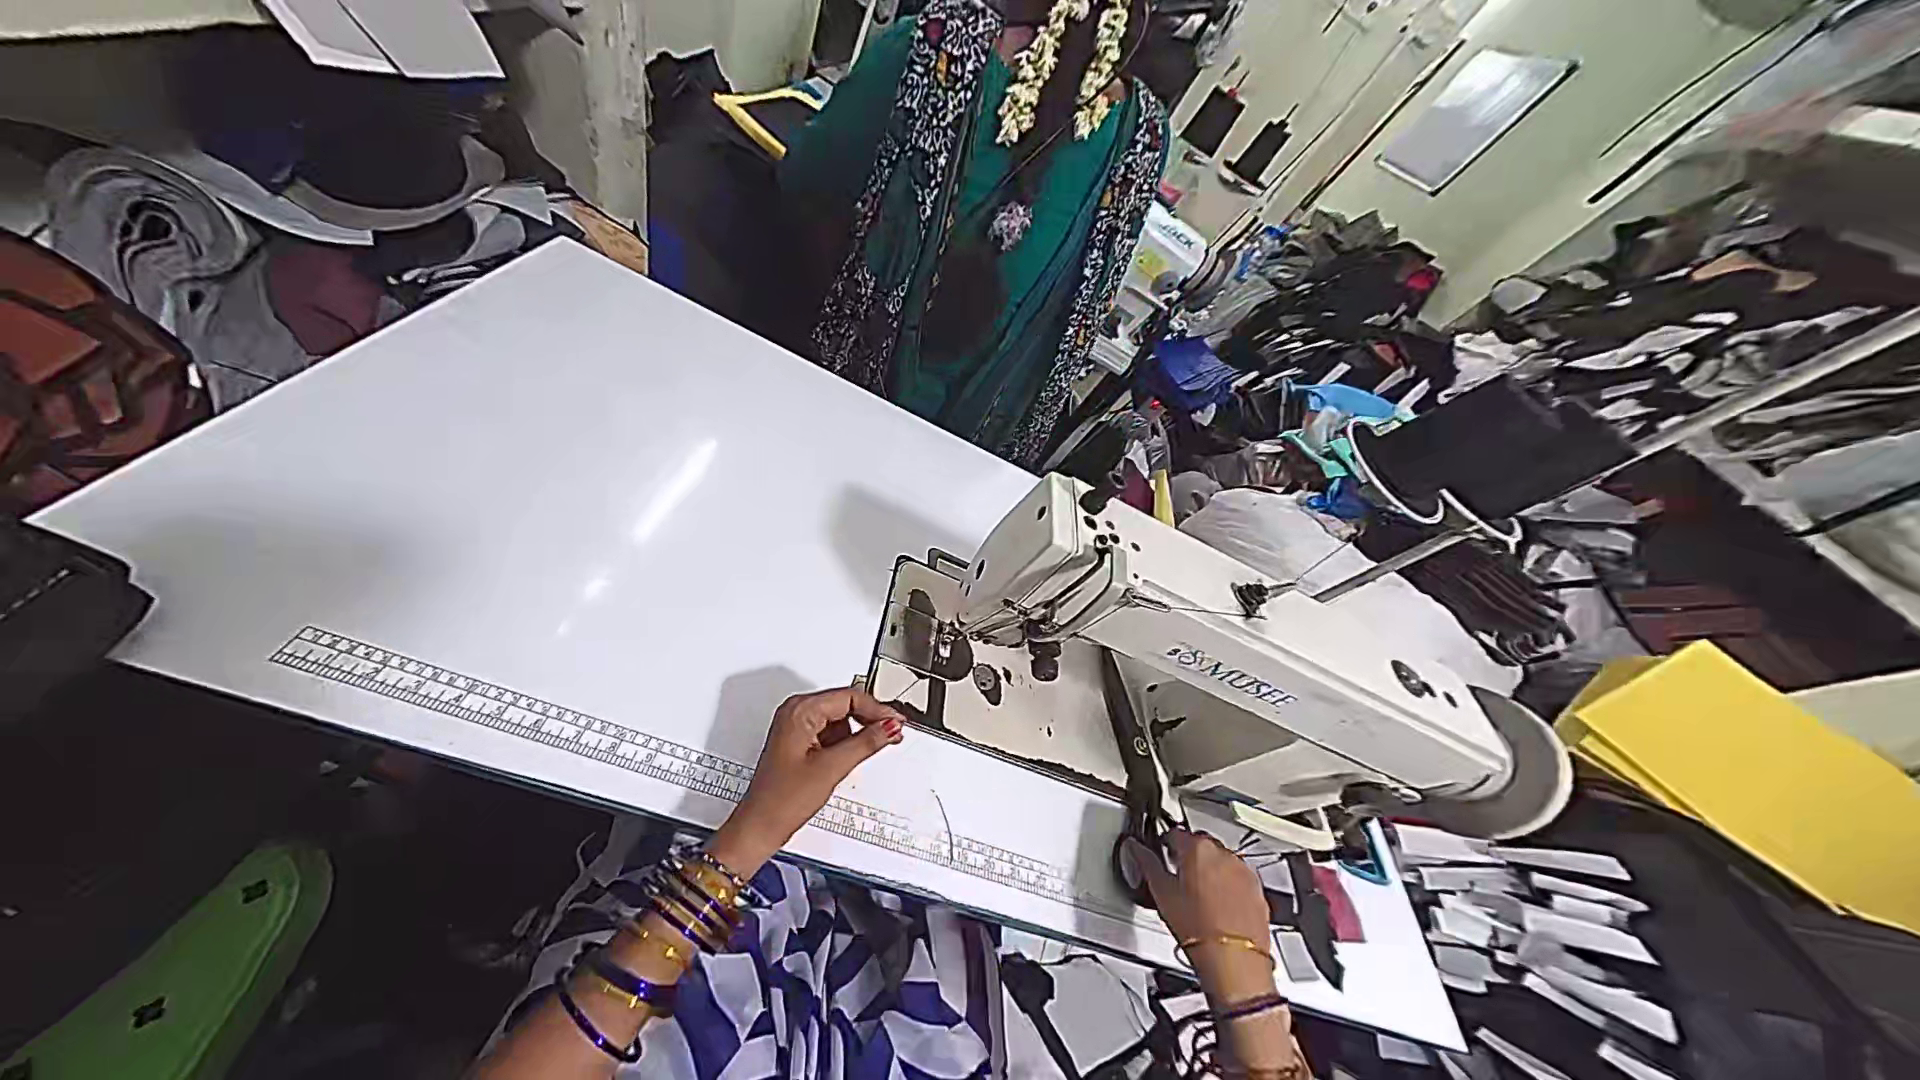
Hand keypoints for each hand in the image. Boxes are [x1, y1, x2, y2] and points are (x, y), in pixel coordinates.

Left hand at [708, 687, 904, 876]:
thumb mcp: (832, 767)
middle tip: (891, 731)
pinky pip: (830, 730)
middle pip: (845, 703)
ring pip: (840, 717)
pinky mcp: (799, 739)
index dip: (877, 709)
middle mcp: (795, 712)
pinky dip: (846, 740)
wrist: (760, 826)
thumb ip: (866, 742)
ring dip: (858, 730)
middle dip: (870, 718)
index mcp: (800, 711)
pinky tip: (851, 755)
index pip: (849, 697)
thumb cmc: (781, 800)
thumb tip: (889, 726)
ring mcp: (796, 725)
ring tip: (872, 746)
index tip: (895, 721)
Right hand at [1125, 829, 1269, 944]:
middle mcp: (1222, 853)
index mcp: (1196, 848)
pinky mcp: (1257, 889)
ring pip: (1221, 861)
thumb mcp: (1162, 892)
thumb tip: (1137, 849)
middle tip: (1180, 879)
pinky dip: (1229, 885)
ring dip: (1210, 870)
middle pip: (1200, 844)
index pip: (1175, 833)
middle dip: (1190, 857)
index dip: (1165, 844)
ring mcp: (1242, 871)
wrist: (1233, 961)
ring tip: (1200, 896)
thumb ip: (1147, 863)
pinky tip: (1219, 906)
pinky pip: (1238, 878)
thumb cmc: (1199, 929)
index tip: (1163, 854)